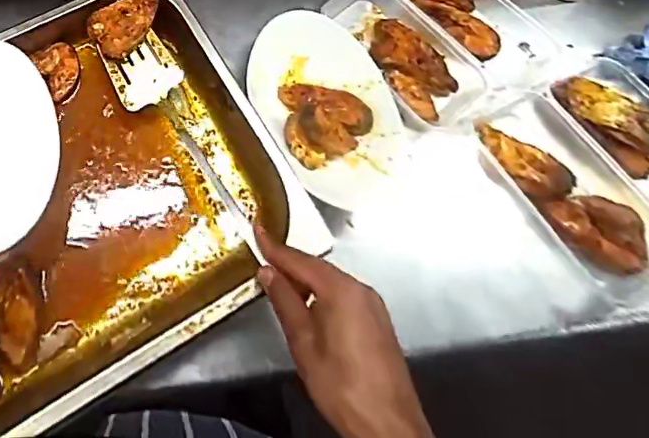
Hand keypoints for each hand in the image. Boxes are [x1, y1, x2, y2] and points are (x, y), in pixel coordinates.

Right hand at [256, 228, 433, 437]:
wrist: (390, 428)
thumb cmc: (343, 388)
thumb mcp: (304, 345)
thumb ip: (285, 302)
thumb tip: (268, 273)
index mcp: (341, 290)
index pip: (300, 260)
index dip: (275, 247)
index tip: (258, 230)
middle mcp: (360, 289)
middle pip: (318, 269)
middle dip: (291, 268)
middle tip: (265, 268)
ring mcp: (373, 305)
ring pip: (332, 283)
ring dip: (307, 284)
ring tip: (283, 293)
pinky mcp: (379, 321)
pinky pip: (345, 296)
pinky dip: (324, 296)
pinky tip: (311, 311)